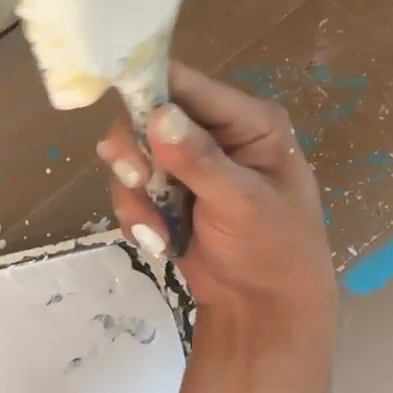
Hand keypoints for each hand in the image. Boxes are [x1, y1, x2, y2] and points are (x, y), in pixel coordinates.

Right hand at [96, 62, 334, 321]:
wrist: (260, 306)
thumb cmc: (272, 249)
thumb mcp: (241, 202)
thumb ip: (199, 160)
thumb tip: (158, 115)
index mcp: (246, 122)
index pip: (186, 87)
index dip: (147, 92)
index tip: (121, 120)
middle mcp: (212, 134)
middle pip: (145, 121)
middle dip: (135, 158)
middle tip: (136, 183)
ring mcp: (185, 166)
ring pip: (131, 161)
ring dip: (135, 199)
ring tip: (158, 232)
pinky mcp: (164, 195)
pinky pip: (128, 193)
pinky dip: (135, 218)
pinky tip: (160, 241)